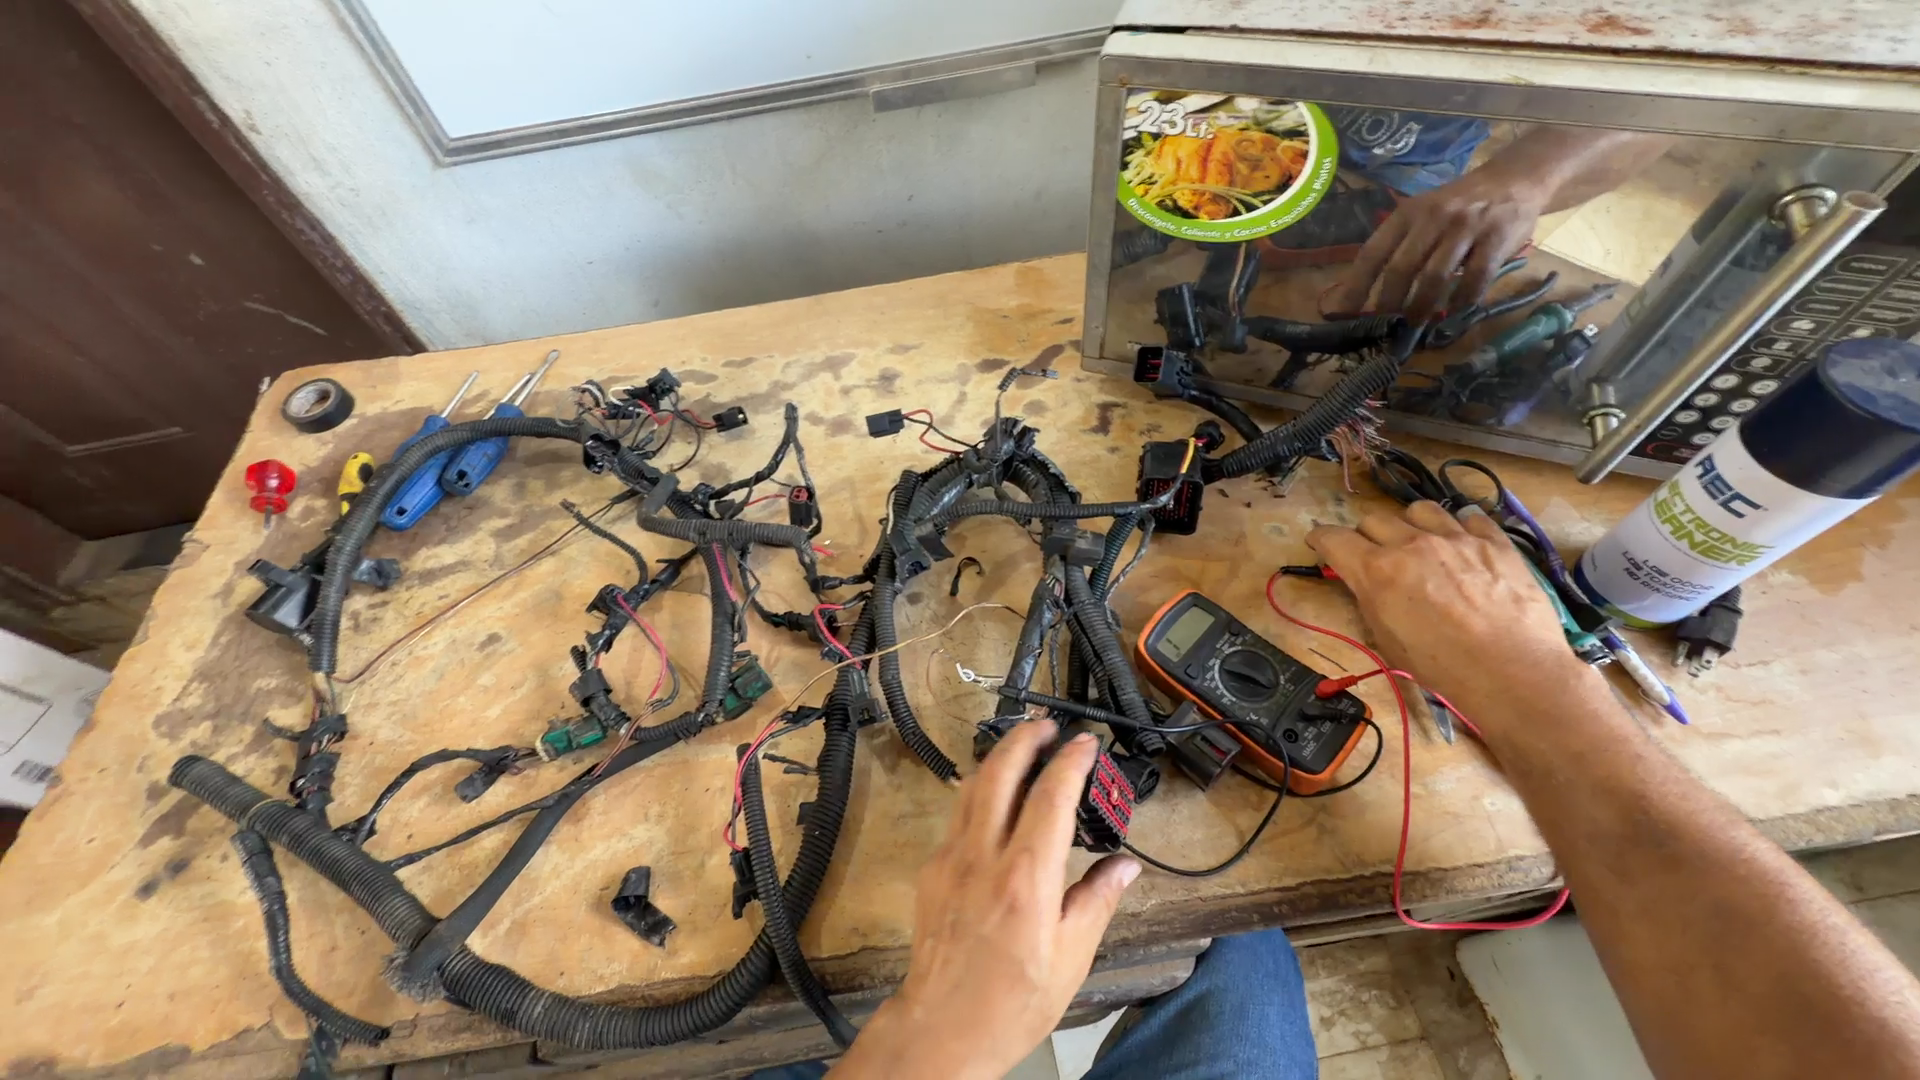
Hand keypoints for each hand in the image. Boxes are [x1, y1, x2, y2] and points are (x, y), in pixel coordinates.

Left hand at [830, 721, 1140, 1078]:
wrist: (941, 1028)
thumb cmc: (1014, 1000)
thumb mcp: (1071, 959)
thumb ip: (1097, 901)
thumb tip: (1126, 865)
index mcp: (1026, 878)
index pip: (1051, 798)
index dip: (1070, 762)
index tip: (1085, 742)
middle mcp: (983, 856)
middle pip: (1000, 774)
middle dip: (1024, 739)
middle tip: (1047, 725)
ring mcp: (950, 858)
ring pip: (972, 787)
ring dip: (999, 759)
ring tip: (1023, 747)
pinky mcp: (932, 869)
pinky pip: (957, 814)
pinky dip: (979, 791)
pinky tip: (994, 796)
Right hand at [1306, 502, 1593, 731]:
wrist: (1511, 670)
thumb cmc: (1440, 665)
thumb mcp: (1385, 637)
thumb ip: (1370, 599)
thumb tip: (1367, 584)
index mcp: (1376, 570)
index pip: (1333, 538)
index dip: (1321, 539)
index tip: (1321, 543)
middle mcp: (1411, 544)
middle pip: (1373, 519)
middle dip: (1366, 536)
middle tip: (1375, 555)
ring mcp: (1455, 538)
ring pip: (1419, 509)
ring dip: (1411, 524)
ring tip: (1420, 542)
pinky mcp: (1494, 542)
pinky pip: (1470, 518)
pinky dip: (1460, 528)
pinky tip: (1463, 545)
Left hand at [1326, 168, 1546, 321]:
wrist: (1516, 178)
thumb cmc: (1457, 206)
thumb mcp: (1420, 216)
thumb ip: (1397, 247)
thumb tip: (1364, 294)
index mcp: (1407, 214)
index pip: (1372, 254)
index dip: (1355, 287)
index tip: (1342, 314)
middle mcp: (1434, 217)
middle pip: (1401, 269)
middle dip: (1388, 303)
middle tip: (1383, 325)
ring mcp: (1467, 227)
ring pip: (1435, 278)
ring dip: (1421, 307)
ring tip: (1414, 324)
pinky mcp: (1498, 238)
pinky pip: (1475, 278)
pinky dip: (1462, 300)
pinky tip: (1454, 311)